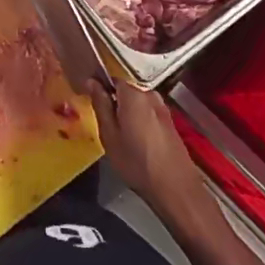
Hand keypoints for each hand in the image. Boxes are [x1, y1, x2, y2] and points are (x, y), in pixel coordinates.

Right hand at [86, 79, 209, 216]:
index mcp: (134, 95)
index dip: (100, 87)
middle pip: (126, 91)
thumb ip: (101, 105)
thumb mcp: (109, 134)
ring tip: (118, 135)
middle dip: (114, 102)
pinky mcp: (169, 122)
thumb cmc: (135, 161)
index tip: (91, 103)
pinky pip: (147, 114)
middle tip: (103, 124)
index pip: (112, 78)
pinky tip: (134, 141)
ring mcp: (163, 109)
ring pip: (137, 104)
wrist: (173, 186)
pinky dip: (138, 121)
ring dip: (126, 114)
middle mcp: (151, 95)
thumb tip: (92, 81)